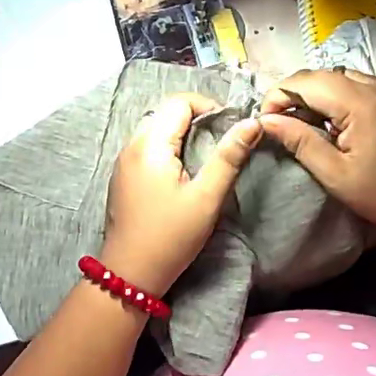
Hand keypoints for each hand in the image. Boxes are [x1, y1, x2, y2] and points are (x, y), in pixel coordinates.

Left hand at [101, 93, 259, 296]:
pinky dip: (169, 149)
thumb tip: (252, 123)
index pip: (179, 102)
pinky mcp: (123, 177)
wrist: (130, 273)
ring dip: (183, 134)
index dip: (208, 106)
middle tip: (221, 142)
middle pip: (166, 113)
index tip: (230, 128)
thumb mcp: (206, 197)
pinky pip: (148, 148)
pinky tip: (184, 173)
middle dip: (197, 119)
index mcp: (150, 145)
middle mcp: (131, 146)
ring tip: (206, 157)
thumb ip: (229, 156)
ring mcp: (123, 162)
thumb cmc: (171, 236)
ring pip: (156, 129)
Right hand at [258, 69, 375, 243]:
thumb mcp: (335, 175)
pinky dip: (334, 98)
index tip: (264, 122)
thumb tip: (266, 121)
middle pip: (321, 75)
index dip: (278, 96)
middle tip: (278, 125)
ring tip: (300, 126)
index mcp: (361, 101)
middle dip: (293, 95)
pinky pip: (354, 86)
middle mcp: (375, 85)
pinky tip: (328, 124)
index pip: (306, 81)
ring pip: (336, 78)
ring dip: (313, 96)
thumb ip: (300, 141)